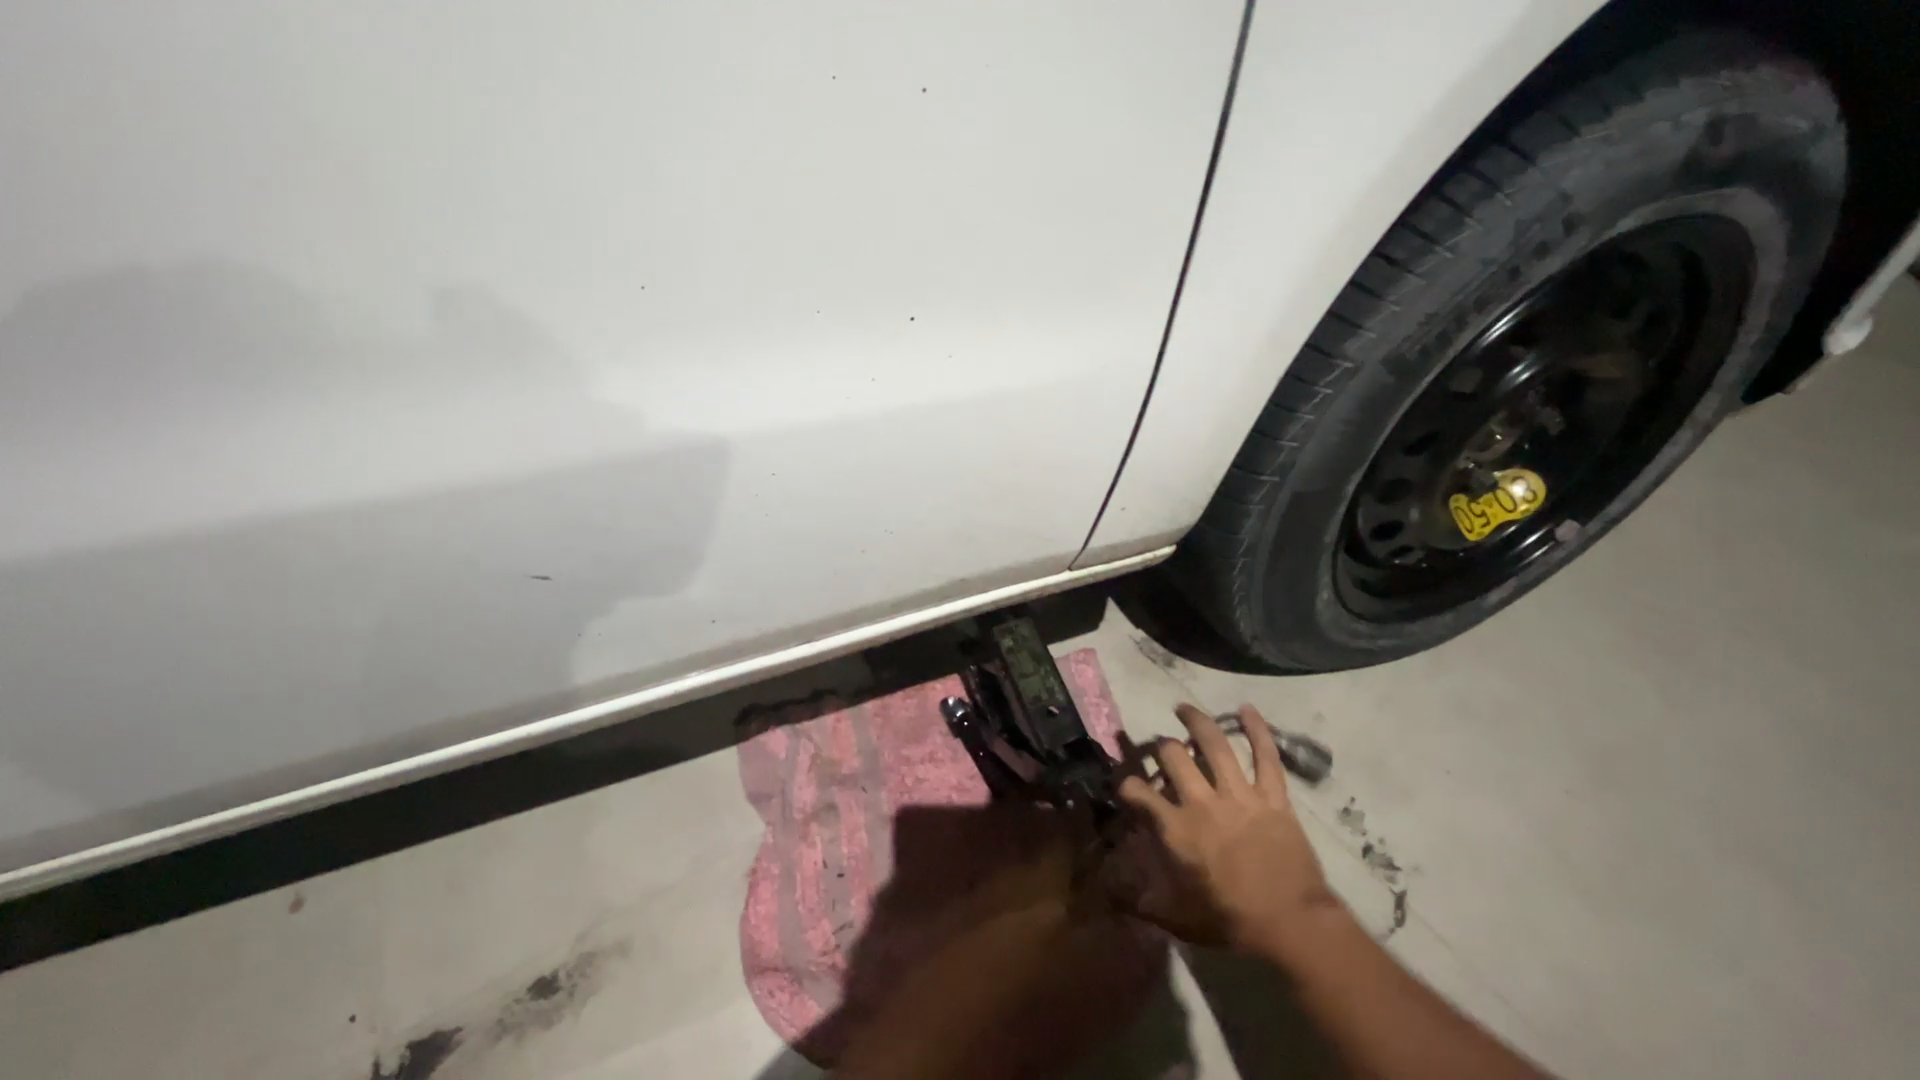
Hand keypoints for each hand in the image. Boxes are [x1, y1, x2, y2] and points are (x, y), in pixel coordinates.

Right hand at [1112, 703, 1341, 954]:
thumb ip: (1145, 904)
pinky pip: (1265, 756)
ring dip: (1196, 722)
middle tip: (1162, 748)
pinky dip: (1257, 729)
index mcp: (1175, 830)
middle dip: (1162, 747)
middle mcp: (1201, 802)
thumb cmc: (1231, 922)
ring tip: (1183, 708)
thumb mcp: (1178, 918)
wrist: (1291, 923)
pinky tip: (1246, 709)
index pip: (1138, 793)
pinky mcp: (1273, 796)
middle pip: (1173, 757)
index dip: (1127, 785)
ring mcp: (1239, 795)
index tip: (1126, 785)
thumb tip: (1114, 899)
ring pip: (1214, 745)